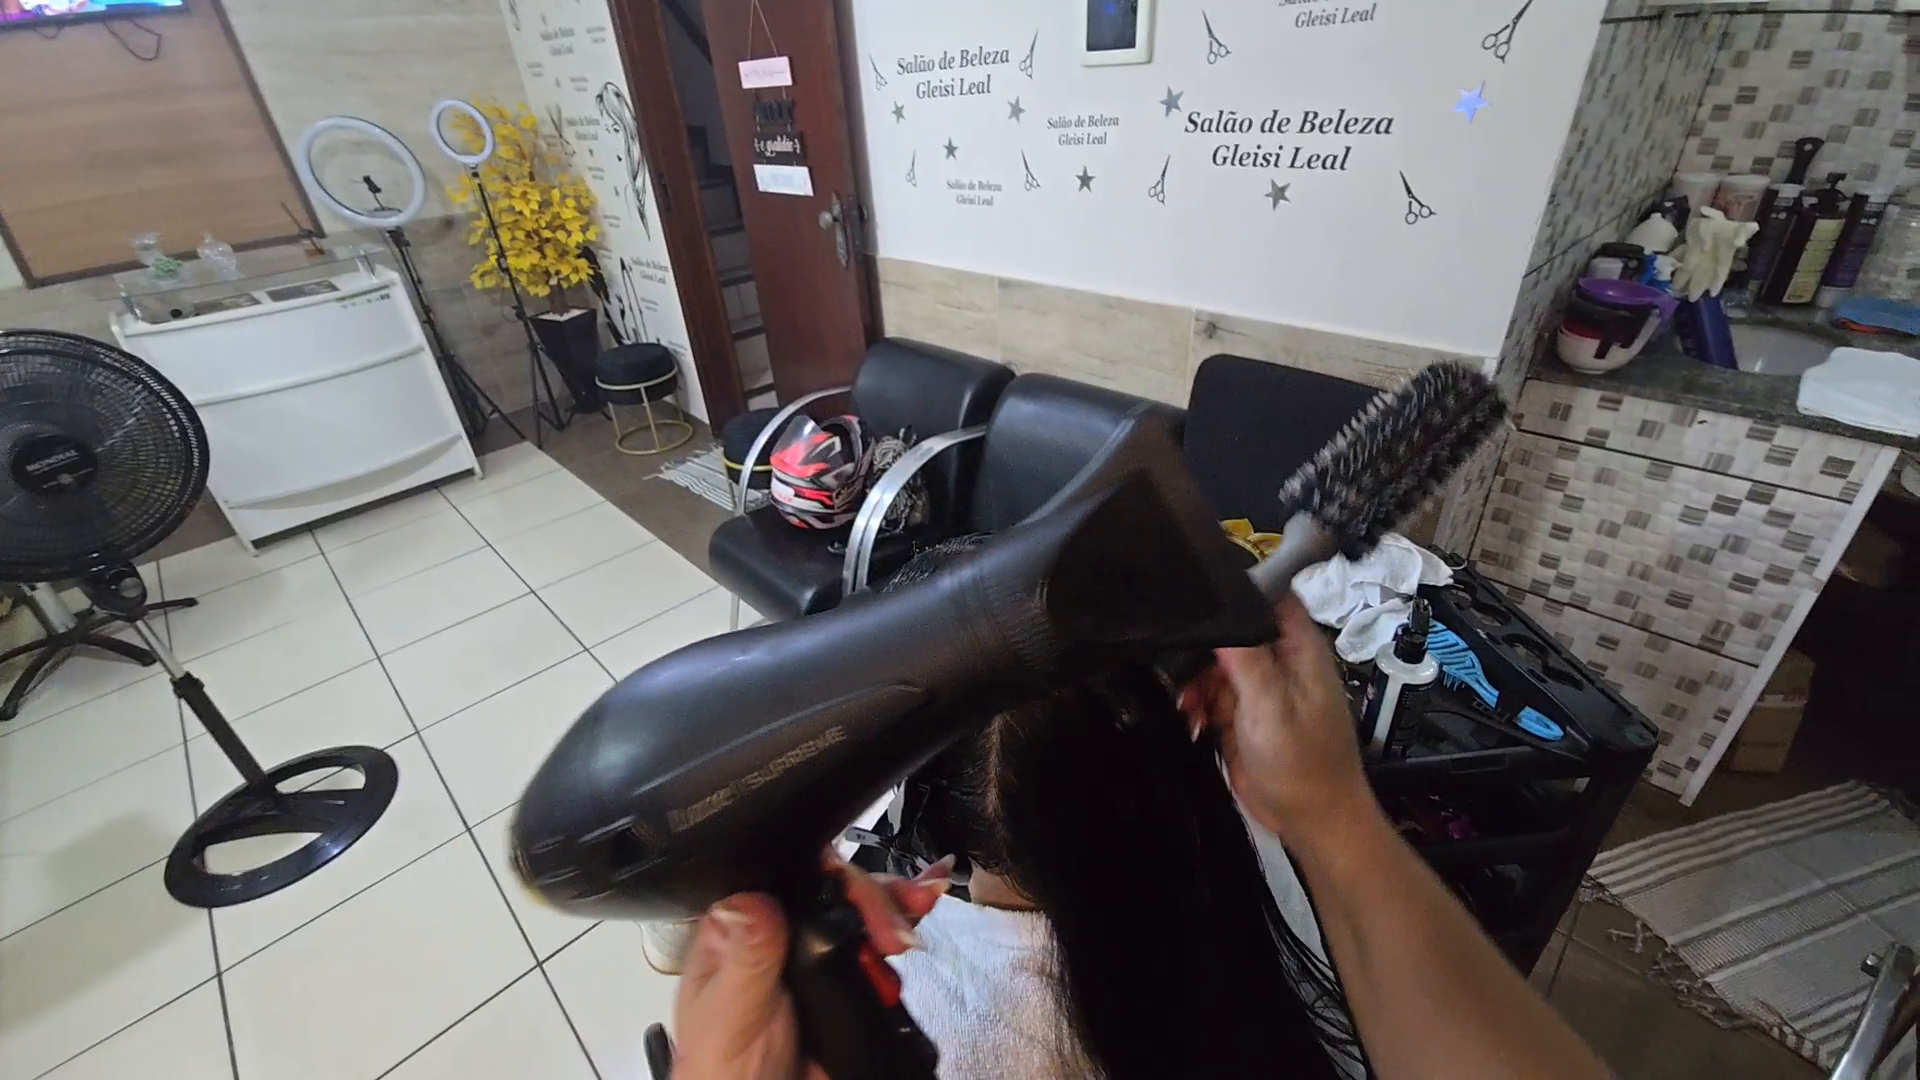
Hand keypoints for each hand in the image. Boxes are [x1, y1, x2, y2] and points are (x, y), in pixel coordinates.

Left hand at [671, 853, 949, 1079]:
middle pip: (834, 883)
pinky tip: (927, 899)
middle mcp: (781, 924)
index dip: (830, 872)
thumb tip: (755, 902)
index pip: (790, 873)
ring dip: (896, 898)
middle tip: (894, 933)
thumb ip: (746, 961)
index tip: (859, 894)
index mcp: (742, 923)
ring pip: (861, 901)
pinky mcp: (848, 967)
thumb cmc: (724, 1070)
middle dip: (872, 896)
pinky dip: (907, 915)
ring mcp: (817, 944)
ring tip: (923, 903)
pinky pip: (879, 931)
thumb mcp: (728, 1017)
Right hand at [1181, 593, 1376, 852]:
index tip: (1197, 586)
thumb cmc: (1303, 764)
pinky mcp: (1240, 713)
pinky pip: (1208, 694)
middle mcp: (1277, 662)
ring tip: (1185, 700)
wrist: (1311, 823)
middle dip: (1202, 641)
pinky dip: (1195, 702)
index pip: (1270, 596)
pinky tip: (1191, 717)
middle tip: (1177, 658)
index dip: (1238, 585)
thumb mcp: (1271, 705)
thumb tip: (1218, 612)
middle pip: (1231, 629)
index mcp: (1297, 649)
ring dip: (1193, 677)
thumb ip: (1244, 657)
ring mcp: (1257, 688)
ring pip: (1213, 662)